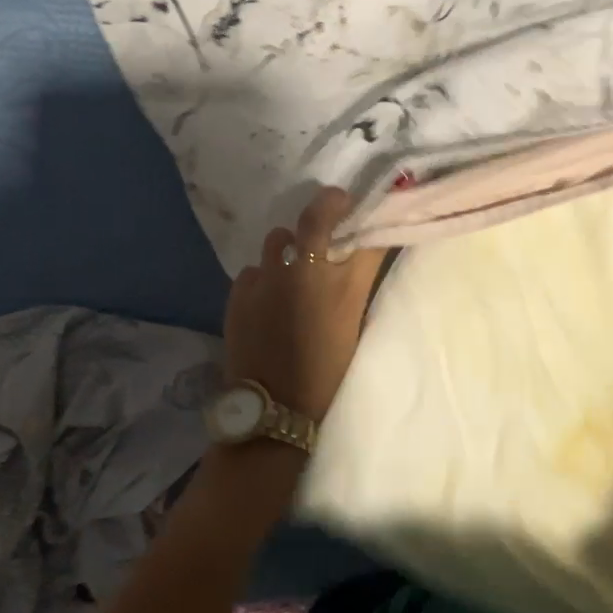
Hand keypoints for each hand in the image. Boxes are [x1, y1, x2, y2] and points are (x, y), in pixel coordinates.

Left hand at [222, 187, 388, 422]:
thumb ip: (352, 292)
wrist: (275, 409)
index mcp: (346, 287)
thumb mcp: (353, 330)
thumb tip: (352, 267)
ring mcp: (269, 279)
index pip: (368, 237)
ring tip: (292, 261)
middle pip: (318, 215)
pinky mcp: (240, 291)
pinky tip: (266, 297)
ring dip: (290, 245)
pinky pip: (254, 270)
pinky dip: (263, 277)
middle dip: (330, 203)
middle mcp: (308, 273)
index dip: (373, 220)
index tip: (372, 216)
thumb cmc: (327, 376)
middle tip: (336, 203)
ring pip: (279, 238)